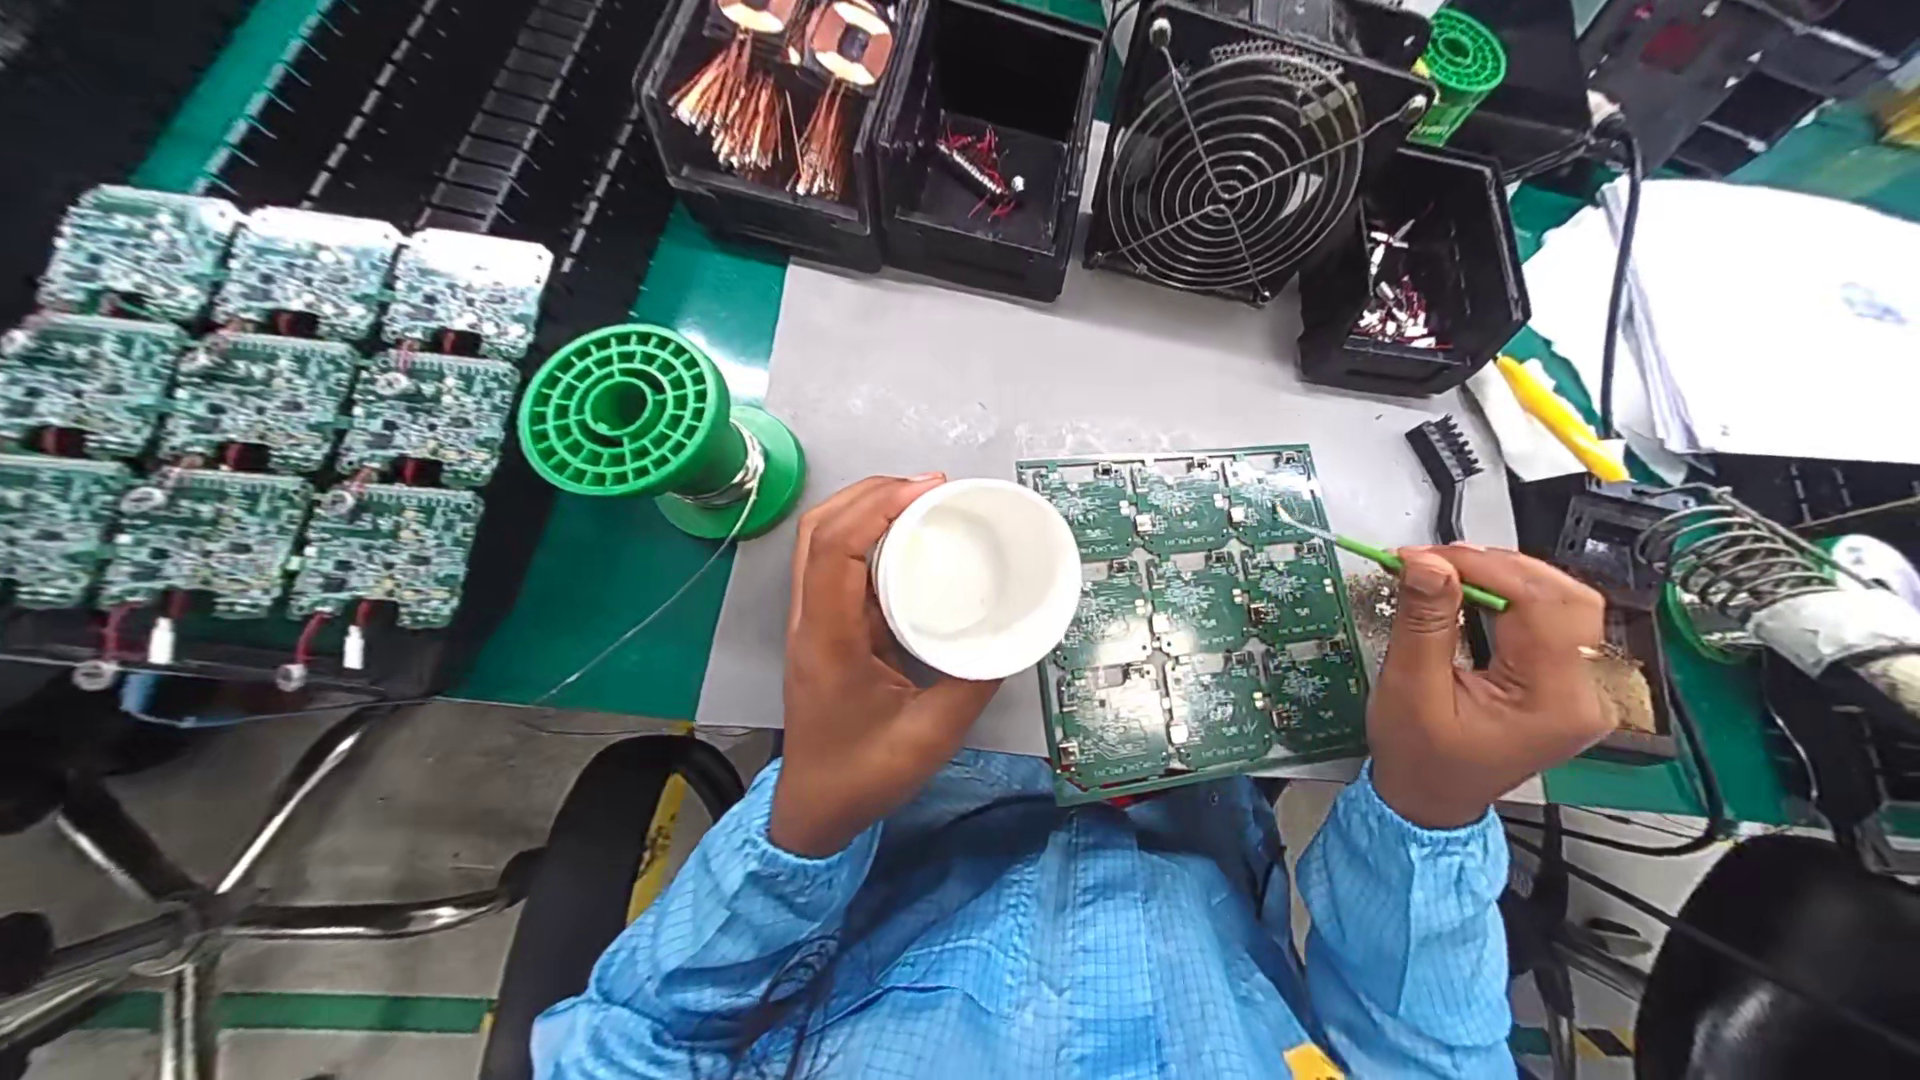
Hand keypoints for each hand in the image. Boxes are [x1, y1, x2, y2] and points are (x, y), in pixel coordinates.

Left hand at [771, 474, 1001, 855]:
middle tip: (930, 488)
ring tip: (920, 501)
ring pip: (821, 540)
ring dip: (865, 508)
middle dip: (872, 492)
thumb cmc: (862, 776)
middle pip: (819, 528)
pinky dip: (867, 537)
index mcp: (828, 640)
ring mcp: (812, 621)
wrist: (815, 808)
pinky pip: (836, 564)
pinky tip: (906, 541)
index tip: (928, 491)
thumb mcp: (930, 736)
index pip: (833, 549)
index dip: (877, 506)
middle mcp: (811, 620)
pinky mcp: (825, 627)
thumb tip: (1008, 634)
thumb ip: (973, 683)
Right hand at [1368, 544, 1611, 828]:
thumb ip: (1424, 623)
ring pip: (1561, 603)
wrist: (1430, 797)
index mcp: (1558, 700)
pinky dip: (1505, 596)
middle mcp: (1590, 692)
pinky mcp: (1564, 679)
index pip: (1542, 605)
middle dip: (1497, 567)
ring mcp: (1583, 686)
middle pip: (1566, 598)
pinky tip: (1467, 592)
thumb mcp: (1409, 687)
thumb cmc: (1418, 754)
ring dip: (1501, 577)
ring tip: (1444, 572)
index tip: (1423, 556)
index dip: (1484, 568)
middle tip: (1434, 561)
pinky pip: (1548, 621)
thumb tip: (1427, 563)